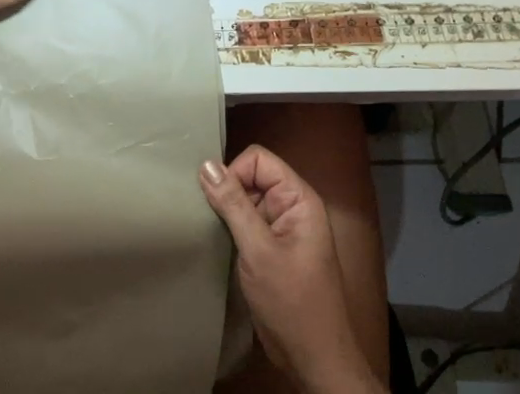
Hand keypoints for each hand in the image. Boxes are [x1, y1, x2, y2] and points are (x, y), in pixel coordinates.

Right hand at [201, 146, 376, 393]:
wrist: (314, 358)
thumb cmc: (292, 303)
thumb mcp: (259, 251)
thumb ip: (233, 205)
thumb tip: (206, 165)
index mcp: (299, 200)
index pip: (258, 160)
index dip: (235, 173)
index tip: (217, 201)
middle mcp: (292, 208)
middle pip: (250, 177)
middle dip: (227, 192)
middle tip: (208, 219)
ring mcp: (281, 230)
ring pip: (244, 200)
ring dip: (226, 213)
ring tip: (210, 233)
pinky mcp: (270, 250)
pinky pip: (244, 223)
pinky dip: (229, 230)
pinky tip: (216, 244)